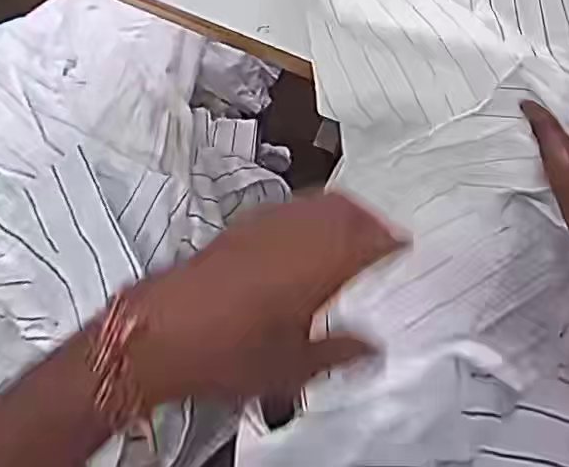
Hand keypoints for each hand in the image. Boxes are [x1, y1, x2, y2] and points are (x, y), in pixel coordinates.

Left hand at [121, 192, 402, 403]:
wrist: (163, 330)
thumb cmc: (223, 348)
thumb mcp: (294, 366)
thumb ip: (342, 352)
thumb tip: (370, 351)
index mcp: (325, 260)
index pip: (376, 240)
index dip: (396, 245)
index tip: (404, 249)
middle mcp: (305, 229)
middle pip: (356, 211)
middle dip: (376, 223)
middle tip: (386, 239)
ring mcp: (278, 219)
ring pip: (328, 202)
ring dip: (348, 213)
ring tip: (354, 233)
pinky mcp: (253, 219)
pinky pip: (300, 204)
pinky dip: (318, 213)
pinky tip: (311, 234)